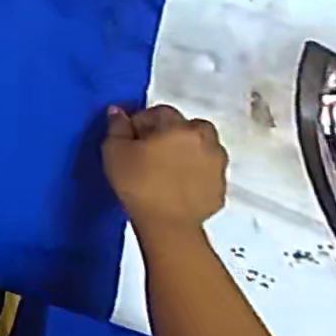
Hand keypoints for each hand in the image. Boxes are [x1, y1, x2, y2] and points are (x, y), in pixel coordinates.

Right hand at [103, 104, 226, 234]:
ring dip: (188, 150)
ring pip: (203, 148)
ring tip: (166, 166)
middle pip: (190, 126)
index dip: (142, 121)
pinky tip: (176, 183)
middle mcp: (205, 142)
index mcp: (179, 128)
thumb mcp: (114, 150)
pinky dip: (195, 171)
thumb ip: (117, 126)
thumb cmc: (137, 181)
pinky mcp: (221, 189)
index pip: (160, 111)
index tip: (130, 137)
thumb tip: (118, 112)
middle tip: (151, 148)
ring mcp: (218, 166)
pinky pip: (206, 171)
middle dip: (172, 132)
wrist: (167, 224)